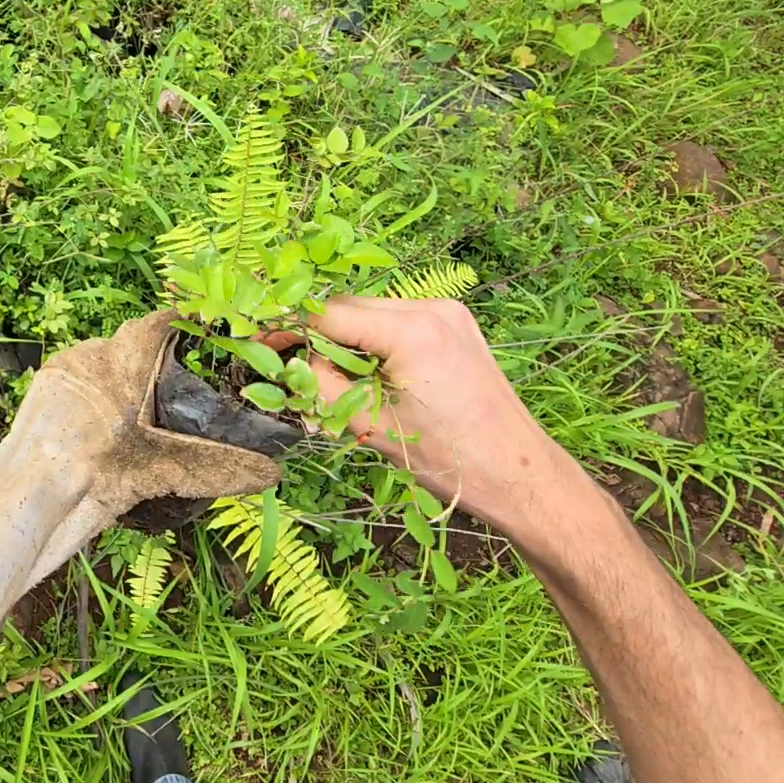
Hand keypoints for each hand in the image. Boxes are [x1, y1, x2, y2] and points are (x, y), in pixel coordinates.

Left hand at [16, 309, 280, 577]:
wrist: (23, 495)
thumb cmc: (91, 476)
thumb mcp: (158, 471)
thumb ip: (212, 467)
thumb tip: (268, 474)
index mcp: (120, 362)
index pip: (157, 325)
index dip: (181, 325)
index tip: (200, 331)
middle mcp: (88, 355)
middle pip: (129, 343)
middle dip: (152, 358)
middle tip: (174, 382)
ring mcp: (60, 371)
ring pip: (101, 360)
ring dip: (120, 376)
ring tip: (140, 406)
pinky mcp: (41, 389)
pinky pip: (77, 378)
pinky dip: (94, 391)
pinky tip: (104, 421)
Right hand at [306, 297, 589, 539]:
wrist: (523, 475)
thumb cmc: (449, 459)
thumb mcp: (369, 424)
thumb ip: (320, 385)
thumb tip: (293, 361)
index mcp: (411, 331)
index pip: (328, 315)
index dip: (289, 328)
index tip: (261, 341)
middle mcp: (430, 308)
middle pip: (346, 307)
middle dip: (314, 332)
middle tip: (286, 359)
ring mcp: (447, 312)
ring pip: (368, 311)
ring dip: (341, 336)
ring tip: (326, 372)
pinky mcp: (454, 323)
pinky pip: (394, 319)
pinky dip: (369, 338)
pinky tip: (363, 368)